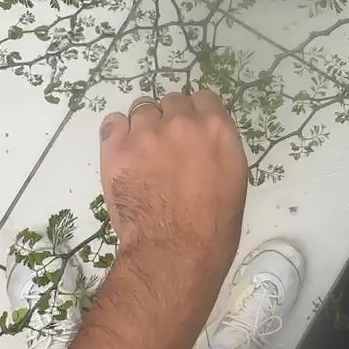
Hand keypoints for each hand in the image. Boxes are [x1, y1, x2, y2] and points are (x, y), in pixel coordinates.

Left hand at [99, 91, 248, 292]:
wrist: (175, 251)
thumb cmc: (214, 225)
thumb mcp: (234, 177)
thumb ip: (219, 146)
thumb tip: (205, 138)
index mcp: (217, 128)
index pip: (204, 98)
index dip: (196, 112)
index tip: (192, 129)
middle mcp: (182, 122)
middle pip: (172, 101)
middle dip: (171, 119)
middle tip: (168, 146)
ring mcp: (147, 133)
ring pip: (142, 109)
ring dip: (144, 126)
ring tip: (144, 153)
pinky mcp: (116, 148)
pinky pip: (113, 122)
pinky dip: (118, 134)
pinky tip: (125, 154)